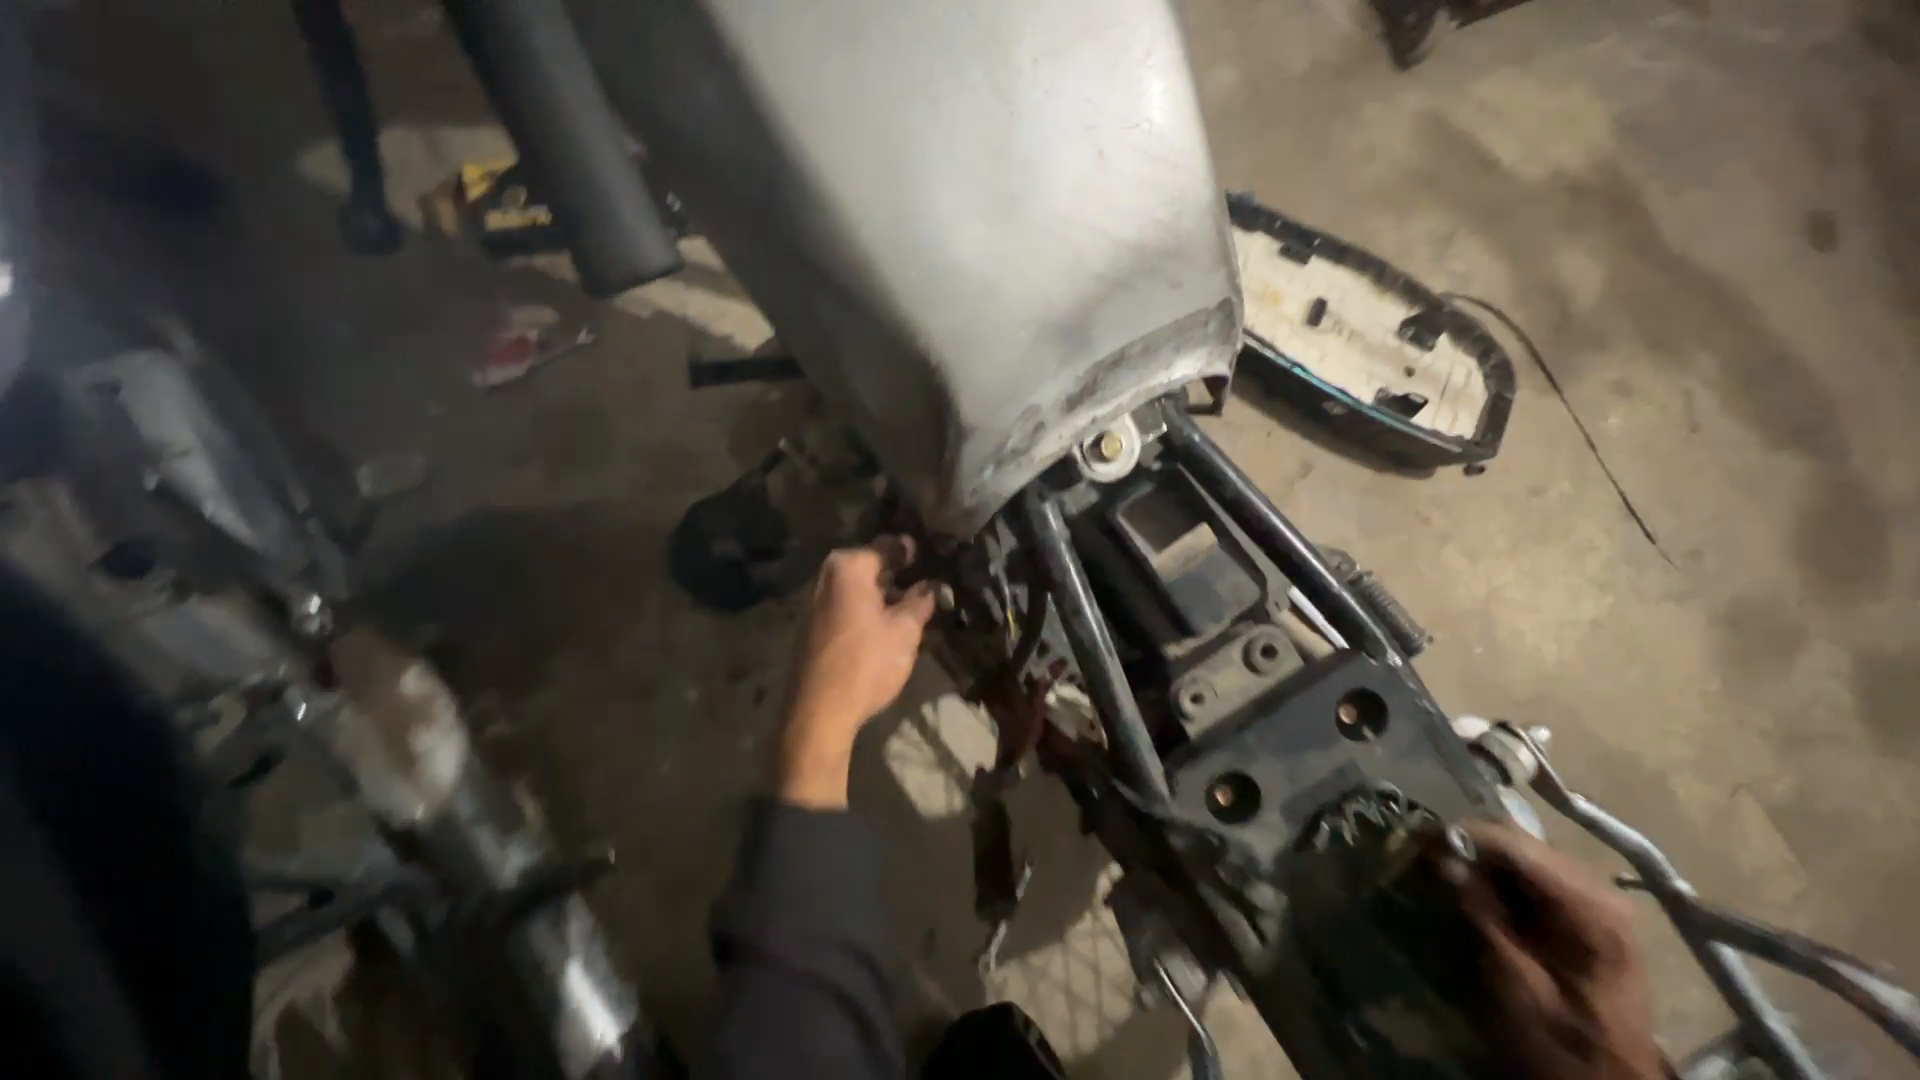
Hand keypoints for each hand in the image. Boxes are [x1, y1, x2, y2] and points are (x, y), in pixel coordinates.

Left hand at [777, 538, 936, 808]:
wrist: (818, 712)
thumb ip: (921, 601)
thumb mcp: (905, 631)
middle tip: (930, 585)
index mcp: (848, 567)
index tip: (936, 558)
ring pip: (859, 590)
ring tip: (915, 609)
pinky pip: (847, 608)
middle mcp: (826, 576)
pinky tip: (888, 628)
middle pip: (872, 567)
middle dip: (900, 576)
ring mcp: (815, 602)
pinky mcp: (813, 627)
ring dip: (885, 597)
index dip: (914, 552)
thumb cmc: (866, 663)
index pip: (888, 546)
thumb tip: (932, 584)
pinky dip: (868, 612)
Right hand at [1447, 821, 1663, 1079]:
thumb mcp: (1514, 983)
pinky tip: (1468, 885)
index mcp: (1591, 908)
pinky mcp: (1583, 914)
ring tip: (1438, 867)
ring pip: (1523, 854)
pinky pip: (1531, 876)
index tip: (1419, 840)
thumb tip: (1445, 858)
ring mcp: (1594, 901)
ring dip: (1480, 858)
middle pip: (1523, 843)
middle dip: (1470, 844)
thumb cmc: (1561, 1041)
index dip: (1467, 837)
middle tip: (1422, 854)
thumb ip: (1483, 914)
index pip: (1520, 846)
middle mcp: (1600, 892)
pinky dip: (1495, 875)